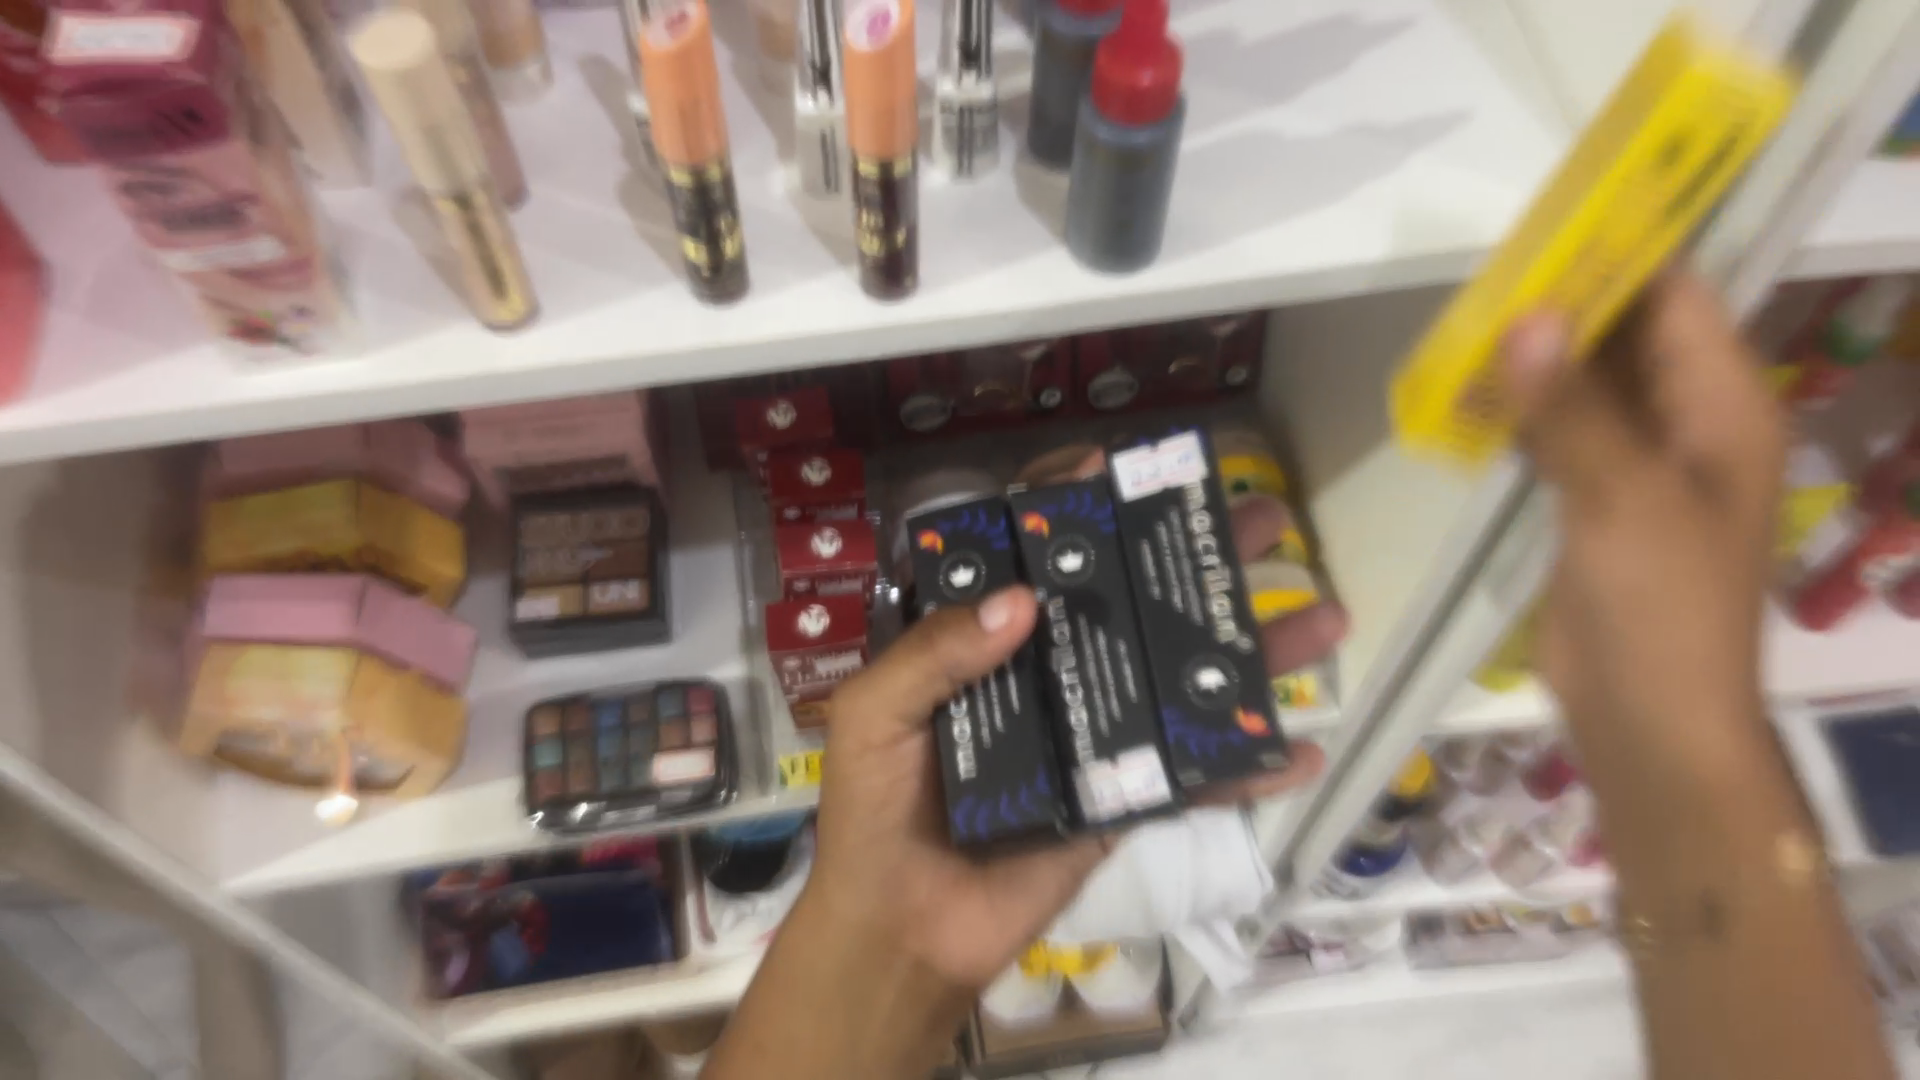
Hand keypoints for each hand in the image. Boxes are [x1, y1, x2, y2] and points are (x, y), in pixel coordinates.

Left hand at [804, 450, 1339, 993]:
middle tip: (1259, 521)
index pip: (1024, 554)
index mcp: (977, 641)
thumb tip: (1023, 601)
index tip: (1111, 473)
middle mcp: (1041, 671)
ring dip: (1243, 648)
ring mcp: (1086, 732)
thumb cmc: (872, 811)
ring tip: (1320, 613)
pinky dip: (1241, 764)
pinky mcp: (1115, 797)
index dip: (1063, 506)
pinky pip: (1185, 774)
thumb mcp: (876, 715)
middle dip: (1185, 559)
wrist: (903, 930)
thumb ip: (932, 655)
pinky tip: (1302, 743)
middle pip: (1118, 600)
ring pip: (1169, 675)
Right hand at [1502, 272, 1784, 781]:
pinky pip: (1551, 437)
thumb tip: (1524, 319)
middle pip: (1626, 340)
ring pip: (1581, 389)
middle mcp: (1684, 425)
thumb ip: (1573, 410)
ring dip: (1530, 363)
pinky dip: (1514, 416)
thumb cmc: (1659, 604)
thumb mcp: (1621, 498)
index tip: (1556, 222)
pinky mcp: (1585, 500)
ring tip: (1463, 330)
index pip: (1681, 303)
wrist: (1642, 710)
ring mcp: (1631, 465)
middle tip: (1486, 277)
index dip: (1628, 256)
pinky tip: (1465, 403)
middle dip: (1564, 307)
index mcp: (1724, 409)